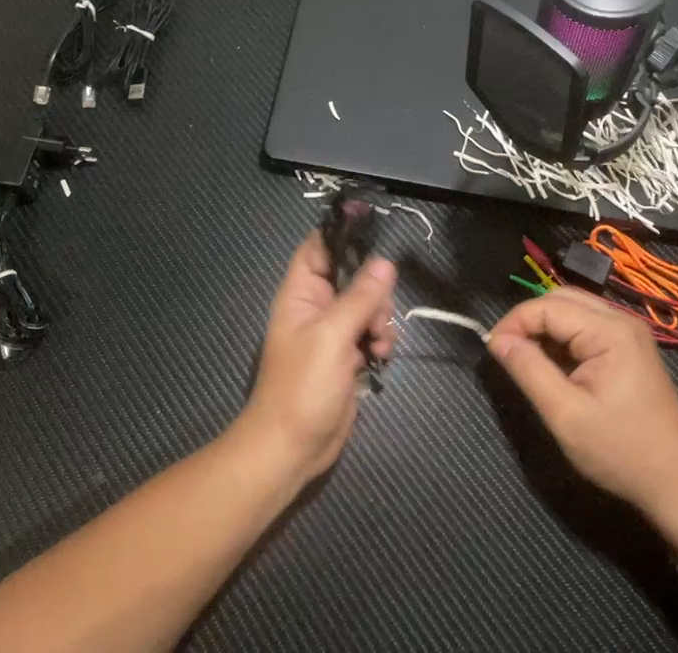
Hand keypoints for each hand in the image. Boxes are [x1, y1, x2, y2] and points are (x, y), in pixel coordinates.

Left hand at [235, 233, 395, 483]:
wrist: (293, 447)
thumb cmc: (303, 386)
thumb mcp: (332, 336)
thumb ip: (360, 297)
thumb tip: (384, 261)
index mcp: (300, 294)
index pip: (318, 247)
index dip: (343, 234)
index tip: (375, 230)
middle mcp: (315, 308)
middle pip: (352, 276)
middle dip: (373, 291)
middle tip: (377, 316)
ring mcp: (331, 333)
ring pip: (367, 305)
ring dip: (380, 319)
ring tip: (378, 343)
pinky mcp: (346, 356)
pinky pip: (370, 332)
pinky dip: (380, 340)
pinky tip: (381, 356)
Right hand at [488, 288, 677, 541]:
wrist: (675, 482)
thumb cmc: (620, 451)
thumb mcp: (565, 415)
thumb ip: (529, 371)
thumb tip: (497, 340)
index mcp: (610, 332)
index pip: (547, 306)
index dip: (514, 323)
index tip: (493, 351)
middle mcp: (622, 321)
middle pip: (561, 299)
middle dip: (528, 320)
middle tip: (506, 353)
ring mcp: (629, 334)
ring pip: (573, 310)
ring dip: (544, 329)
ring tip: (525, 360)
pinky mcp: (630, 349)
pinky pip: (587, 327)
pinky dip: (563, 339)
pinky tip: (553, 366)